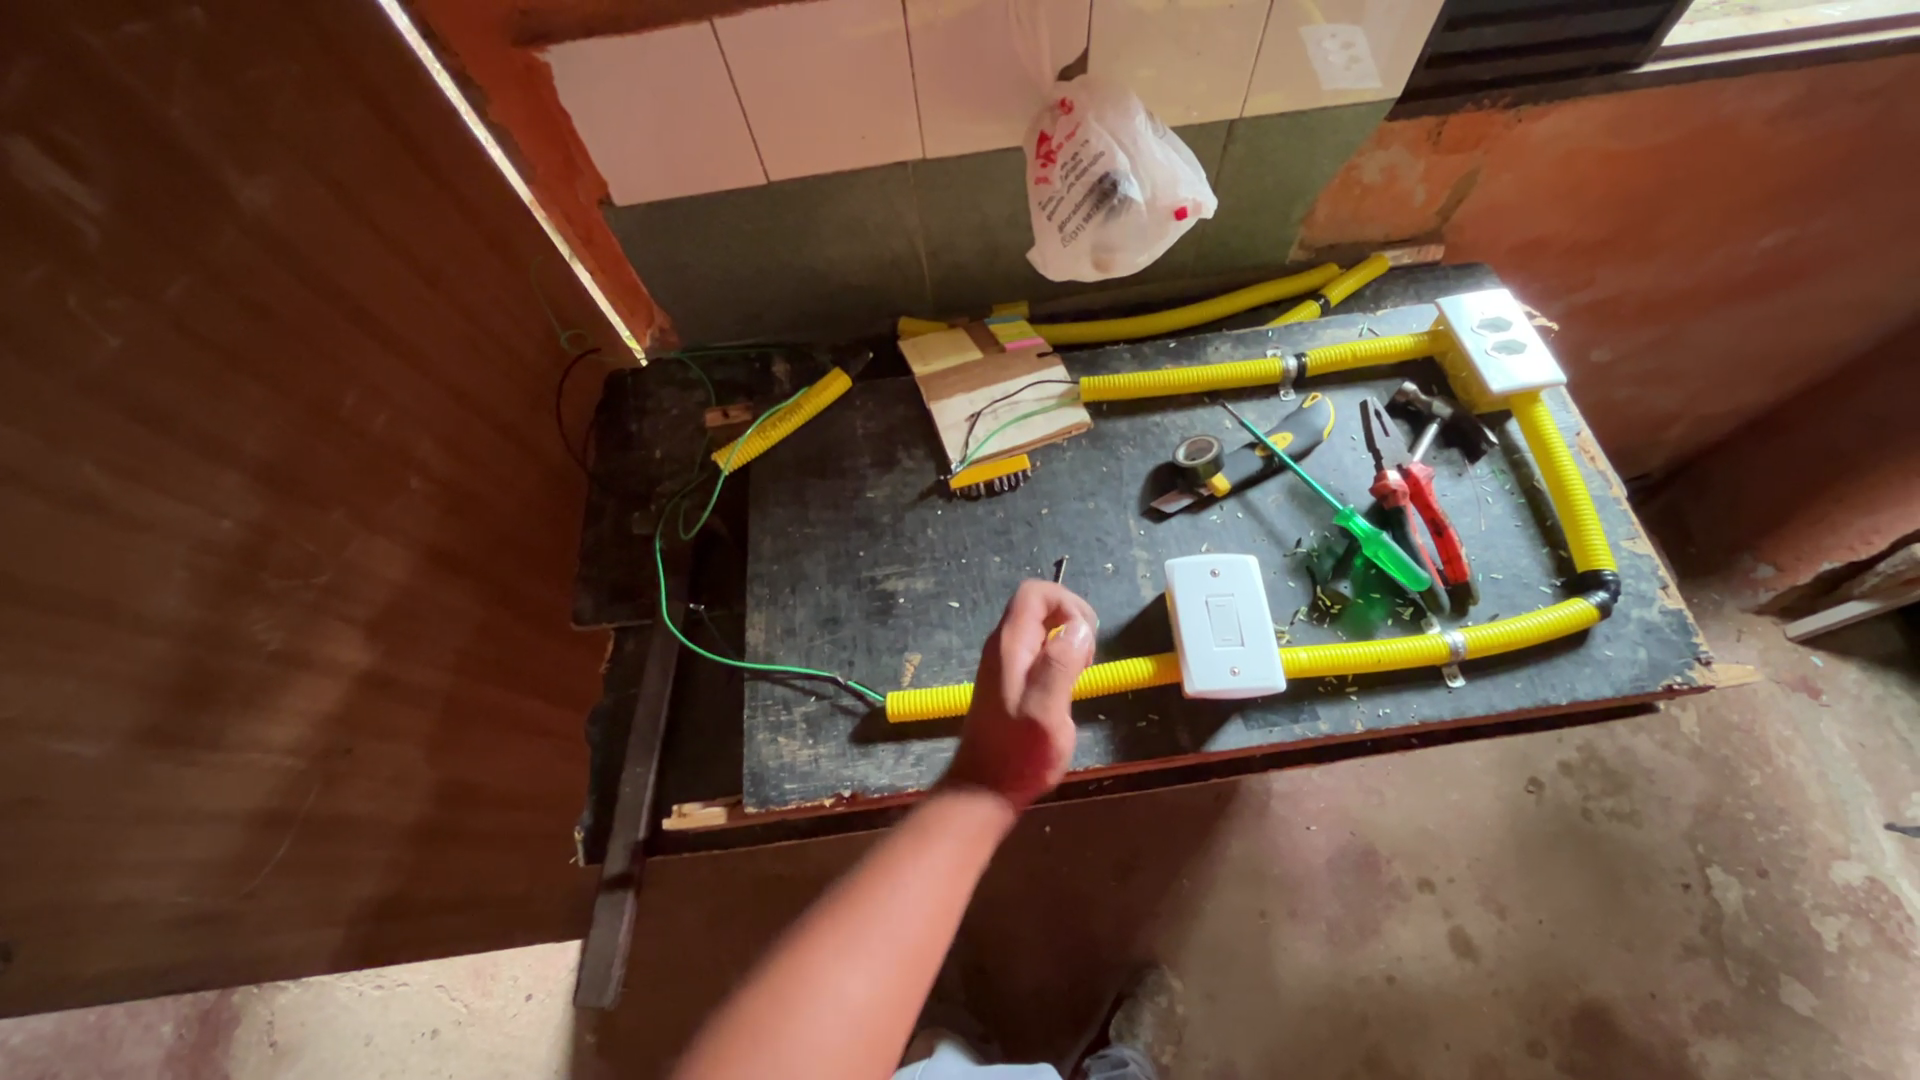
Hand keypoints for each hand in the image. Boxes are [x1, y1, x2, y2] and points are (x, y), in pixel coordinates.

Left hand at [943, 580, 1096, 808]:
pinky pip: (1039, 653)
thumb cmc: (1019, 753)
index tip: (1086, 635)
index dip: (1067, 602)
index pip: (1034, 593)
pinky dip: (1060, 660)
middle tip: (1086, 659)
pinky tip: (1066, 689)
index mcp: (1009, 645)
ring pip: (1041, 630)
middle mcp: (1003, 646)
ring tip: (1079, 675)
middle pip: (1039, 607)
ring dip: (1068, 643)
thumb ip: (1060, 665)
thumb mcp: (1046, 710)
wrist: (986, 787)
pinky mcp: (1011, 681)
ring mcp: (1005, 664)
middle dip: (1071, 621)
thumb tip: (1078, 627)